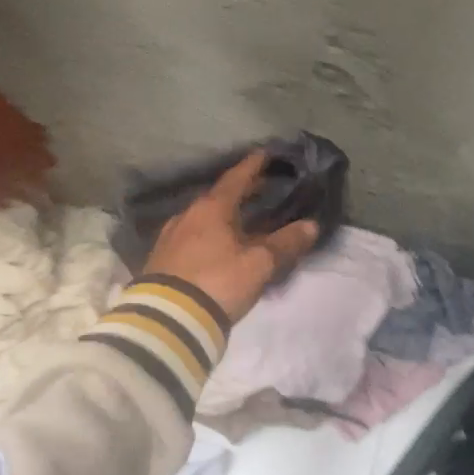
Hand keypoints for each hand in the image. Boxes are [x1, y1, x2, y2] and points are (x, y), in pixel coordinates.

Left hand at [142, 150, 320, 322]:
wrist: (165, 321)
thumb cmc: (217, 281)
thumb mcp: (258, 264)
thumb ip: (285, 243)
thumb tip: (311, 225)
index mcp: (212, 208)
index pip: (237, 178)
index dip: (254, 165)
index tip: (266, 153)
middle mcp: (188, 215)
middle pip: (219, 196)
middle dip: (242, 192)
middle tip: (263, 188)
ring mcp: (170, 237)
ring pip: (204, 218)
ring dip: (224, 215)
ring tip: (242, 219)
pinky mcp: (161, 260)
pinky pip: (192, 236)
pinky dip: (210, 234)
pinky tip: (218, 245)